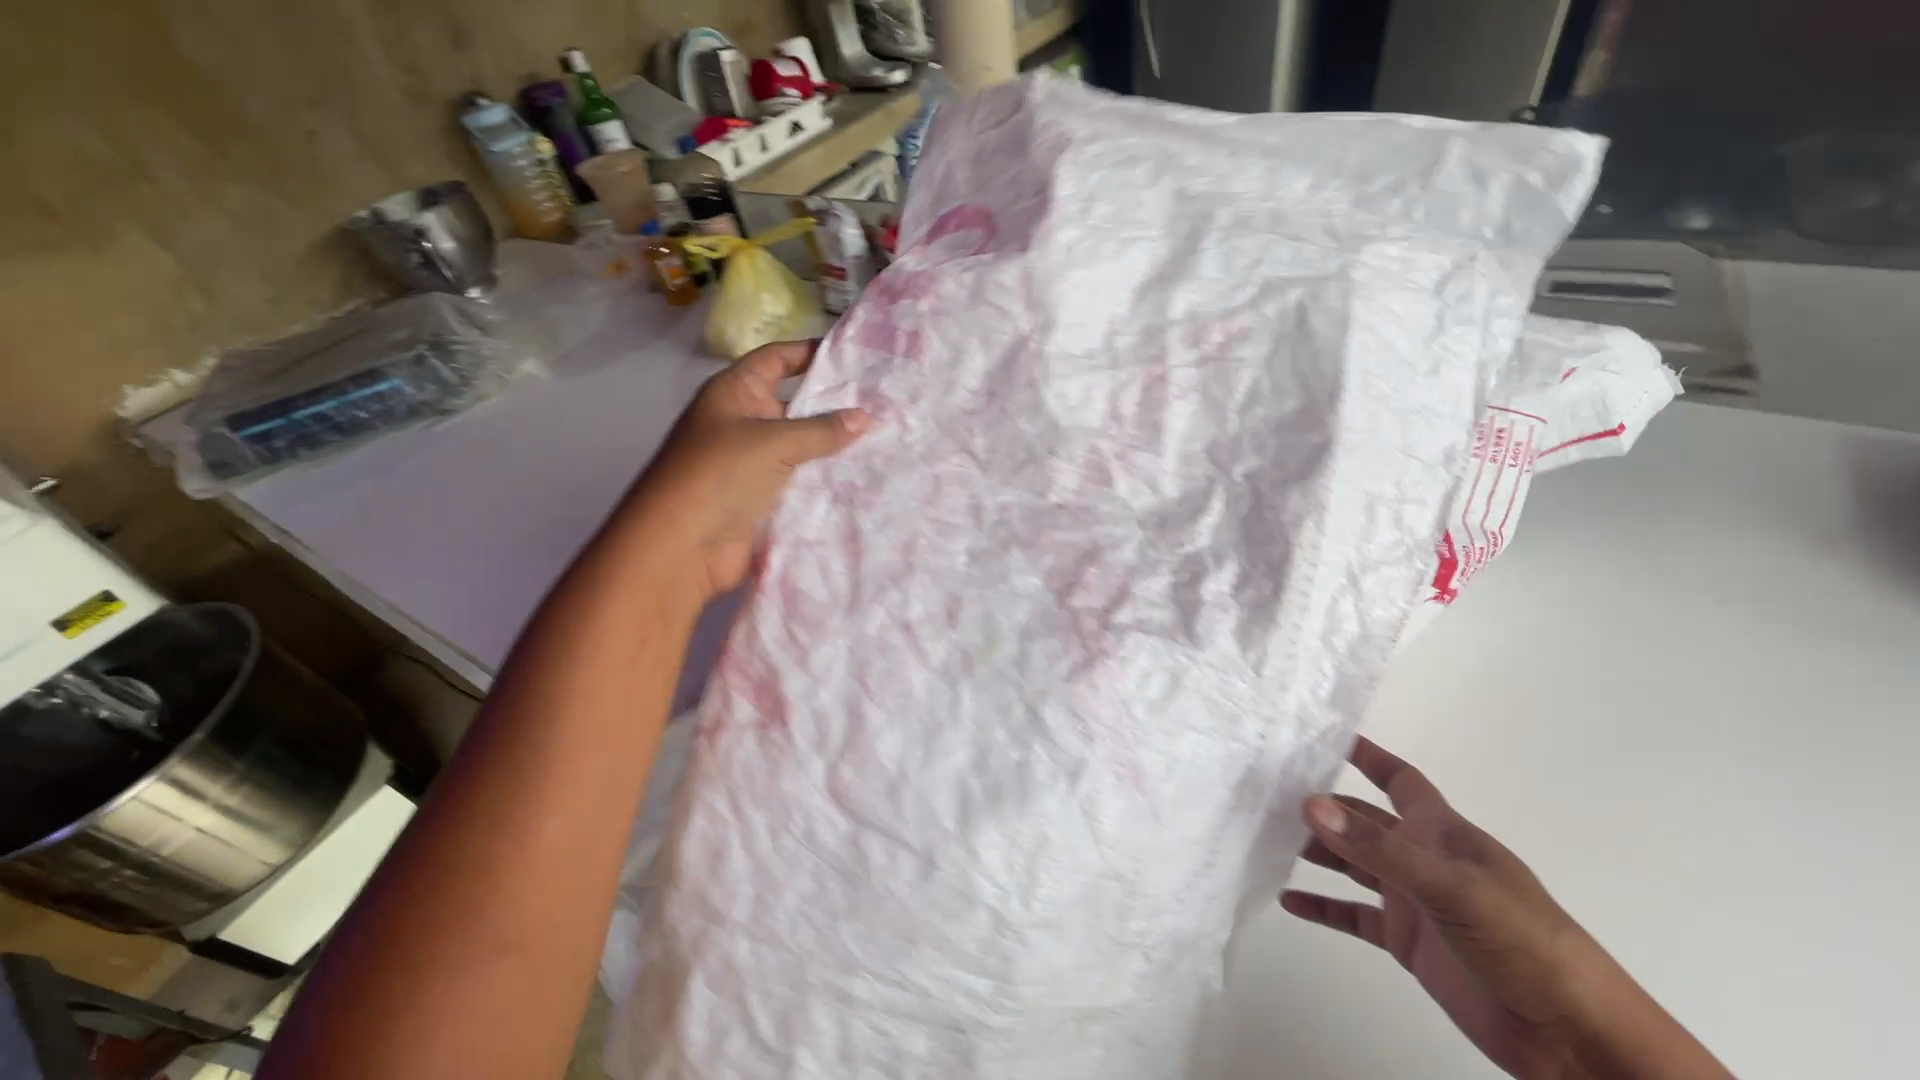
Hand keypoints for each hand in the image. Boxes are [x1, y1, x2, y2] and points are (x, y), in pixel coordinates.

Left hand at [628, 340, 868, 600]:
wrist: (682, 546)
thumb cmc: (720, 475)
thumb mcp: (773, 442)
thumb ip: (821, 430)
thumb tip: (863, 417)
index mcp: (733, 393)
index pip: (776, 359)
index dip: (810, 353)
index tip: (854, 356)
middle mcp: (742, 422)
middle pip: (793, 404)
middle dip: (832, 404)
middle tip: (881, 402)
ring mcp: (751, 462)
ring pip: (800, 446)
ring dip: (833, 447)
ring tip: (883, 439)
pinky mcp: (761, 498)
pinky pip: (799, 481)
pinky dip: (825, 480)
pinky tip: (863, 477)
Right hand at [1282, 738, 1731, 1079]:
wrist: (1567, 1030)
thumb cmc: (1521, 939)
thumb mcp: (1449, 887)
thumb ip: (1379, 850)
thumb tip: (1310, 805)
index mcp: (1443, 833)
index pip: (1401, 781)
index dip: (1368, 757)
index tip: (1322, 737)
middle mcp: (1424, 859)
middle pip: (1365, 822)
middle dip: (1325, 806)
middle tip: (1269, 795)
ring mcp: (1414, 902)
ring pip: (1354, 865)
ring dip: (1318, 852)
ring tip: (1268, 839)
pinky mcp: (1408, 943)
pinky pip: (1354, 916)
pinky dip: (1322, 907)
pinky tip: (1288, 901)